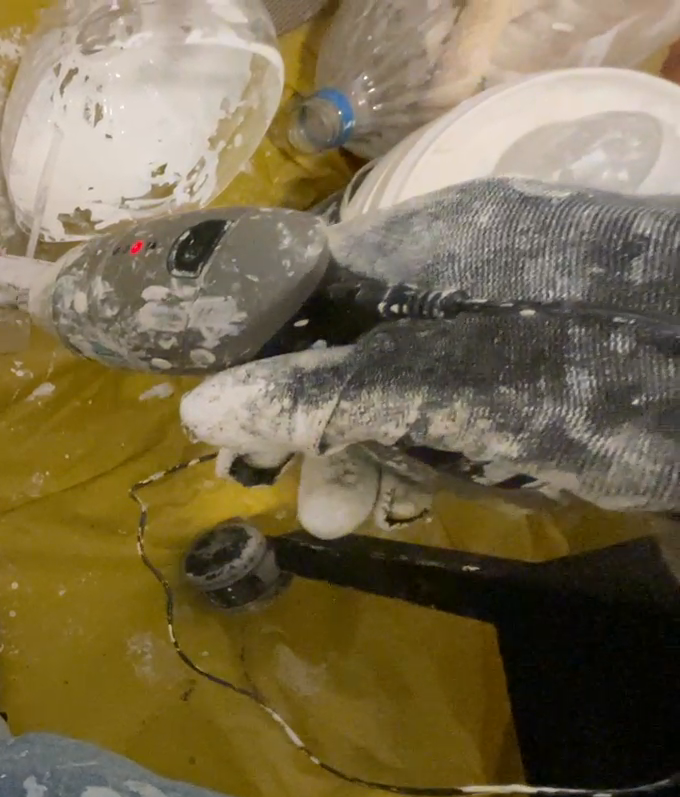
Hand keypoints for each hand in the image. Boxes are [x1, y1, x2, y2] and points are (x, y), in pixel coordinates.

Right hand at [179, 178, 679, 537]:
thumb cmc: (634, 383)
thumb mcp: (466, 393)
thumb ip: (326, 396)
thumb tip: (196, 410)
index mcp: (433, 244)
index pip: (293, 283)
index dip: (244, 349)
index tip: (216, 414)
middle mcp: (454, 270)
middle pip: (329, 340)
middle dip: (294, 418)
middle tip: (262, 478)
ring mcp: (495, 316)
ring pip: (376, 380)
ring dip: (345, 451)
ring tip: (337, 517)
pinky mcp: (528, 361)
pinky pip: (430, 401)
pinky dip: (404, 451)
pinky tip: (397, 494)